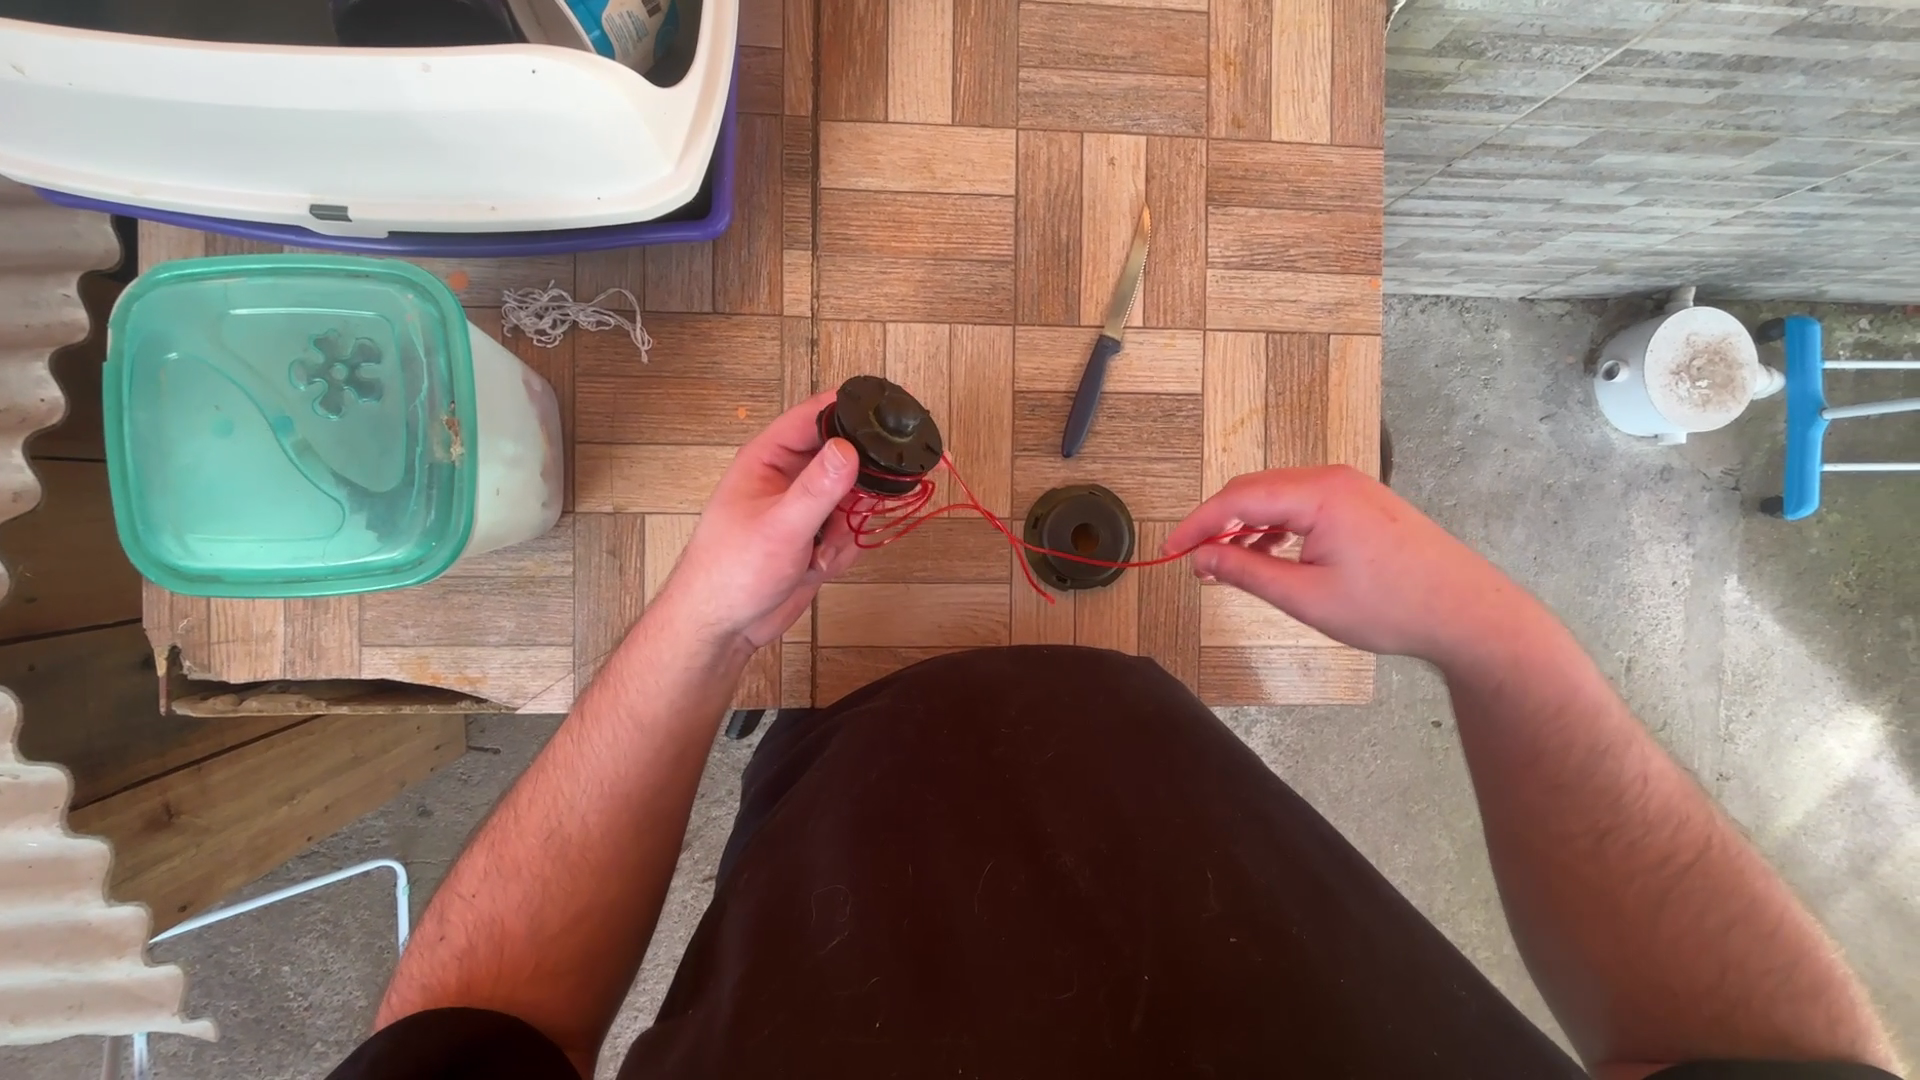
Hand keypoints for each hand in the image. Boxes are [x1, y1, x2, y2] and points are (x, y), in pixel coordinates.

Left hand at [654, 392, 861, 652]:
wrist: (725, 627)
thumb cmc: (731, 572)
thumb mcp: (780, 526)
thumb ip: (817, 487)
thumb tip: (848, 448)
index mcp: (770, 458)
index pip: (817, 414)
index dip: (855, 408)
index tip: (893, 412)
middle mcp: (789, 476)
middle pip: (846, 457)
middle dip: (859, 486)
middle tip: (857, 508)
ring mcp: (804, 506)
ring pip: (853, 497)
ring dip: (849, 525)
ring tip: (823, 549)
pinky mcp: (816, 534)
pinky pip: (850, 528)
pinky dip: (843, 548)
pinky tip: (818, 564)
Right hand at [1164, 466, 1538, 666]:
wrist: (1468, 613)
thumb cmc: (1390, 607)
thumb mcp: (1306, 596)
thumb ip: (1246, 571)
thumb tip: (1201, 558)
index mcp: (1318, 494)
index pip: (1236, 498)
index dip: (1196, 525)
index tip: (1169, 552)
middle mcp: (1332, 478)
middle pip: (1254, 490)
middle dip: (1217, 523)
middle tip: (1194, 562)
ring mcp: (1350, 487)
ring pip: (1276, 497)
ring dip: (1244, 525)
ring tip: (1225, 563)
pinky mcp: (1361, 502)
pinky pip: (1302, 505)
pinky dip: (1274, 526)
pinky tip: (1267, 554)